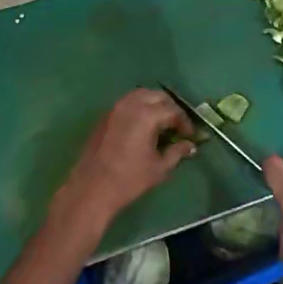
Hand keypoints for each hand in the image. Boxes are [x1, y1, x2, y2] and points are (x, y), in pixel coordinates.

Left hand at [55, 89, 195, 229]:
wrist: (92, 188)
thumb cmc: (129, 179)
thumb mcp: (159, 168)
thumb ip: (177, 152)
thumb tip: (190, 146)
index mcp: (147, 115)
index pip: (173, 111)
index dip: (184, 122)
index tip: (189, 136)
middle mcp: (131, 105)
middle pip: (157, 96)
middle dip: (170, 108)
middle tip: (176, 125)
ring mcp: (115, 108)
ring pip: (140, 95)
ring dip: (154, 104)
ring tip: (161, 122)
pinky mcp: (105, 116)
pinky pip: (126, 102)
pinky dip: (139, 107)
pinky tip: (142, 125)